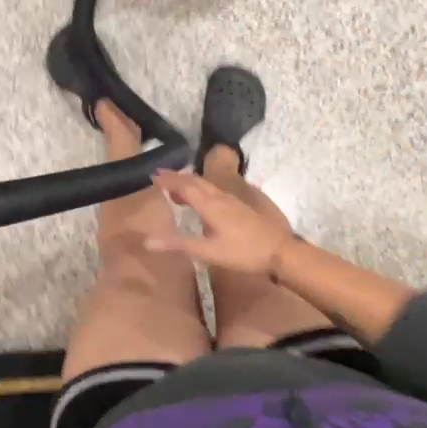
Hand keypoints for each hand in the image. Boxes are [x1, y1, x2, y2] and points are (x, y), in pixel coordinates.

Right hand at [144, 169, 294, 275]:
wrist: (279, 252)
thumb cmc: (242, 253)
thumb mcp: (208, 252)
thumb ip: (179, 244)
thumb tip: (147, 240)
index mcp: (211, 205)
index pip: (185, 186)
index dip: (169, 180)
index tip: (153, 174)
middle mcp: (220, 198)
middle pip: (196, 182)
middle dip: (177, 178)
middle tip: (161, 176)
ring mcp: (233, 201)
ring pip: (207, 186)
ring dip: (190, 183)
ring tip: (176, 188)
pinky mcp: (241, 208)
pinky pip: (216, 192)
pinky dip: (202, 191)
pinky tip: (204, 201)